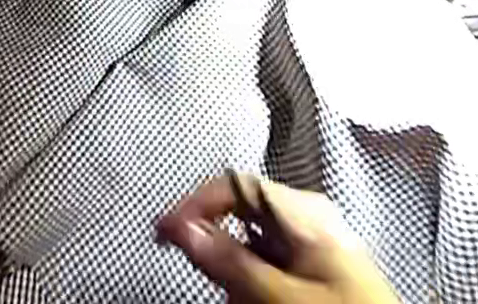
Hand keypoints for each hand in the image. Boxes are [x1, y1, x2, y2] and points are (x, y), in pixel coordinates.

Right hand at [156, 174, 400, 303]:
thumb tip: (182, 230)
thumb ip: (234, 265)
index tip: (162, 233)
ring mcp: (311, 240)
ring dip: (240, 278)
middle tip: (217, 293)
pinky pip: (271, 265)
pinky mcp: (315, 266)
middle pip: (241, 216)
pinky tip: (261, 302)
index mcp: (301, 208)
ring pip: (253, 246)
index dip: (194, 204)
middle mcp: (304, 213)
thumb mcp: (286, 300)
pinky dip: (257, 286)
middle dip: (222, 254)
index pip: (234, 185)